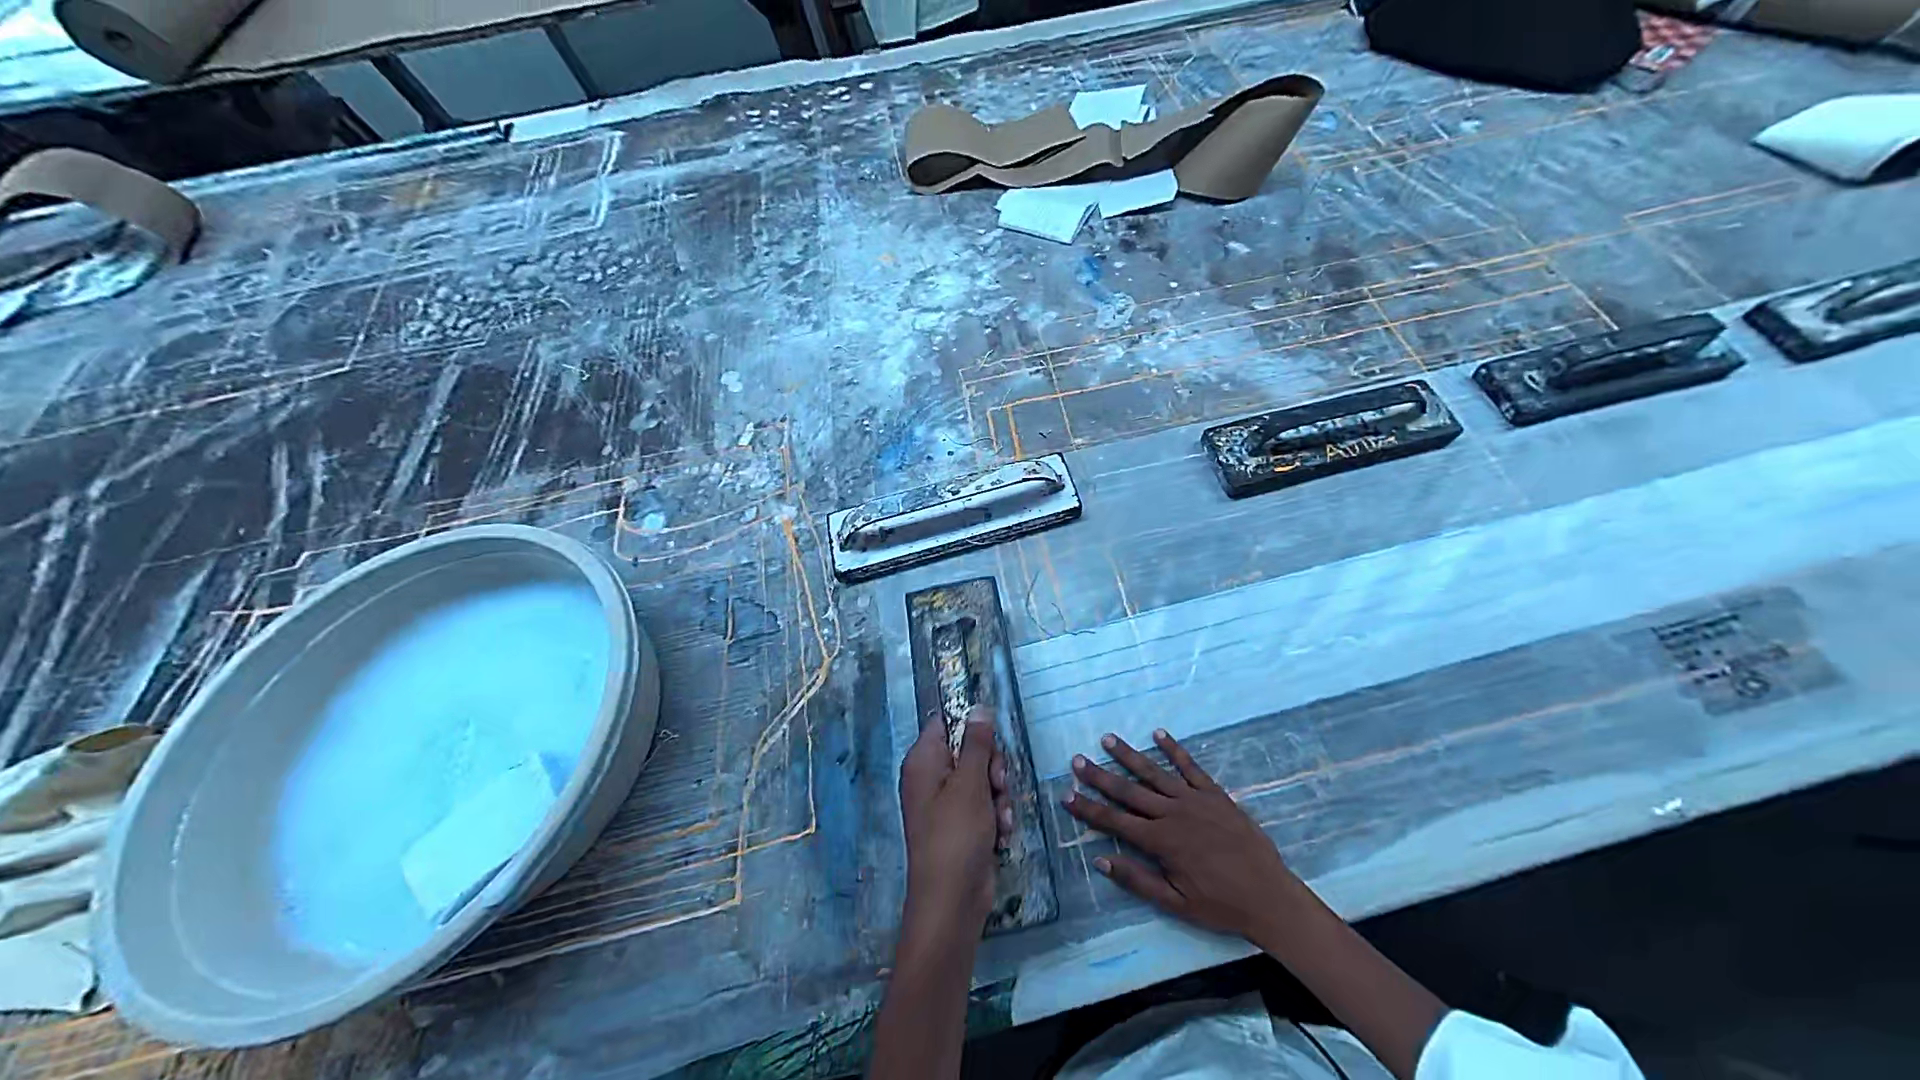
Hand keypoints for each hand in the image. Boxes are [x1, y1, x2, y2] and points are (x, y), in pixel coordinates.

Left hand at [899, 708, 1011, 939]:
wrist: (952, 899)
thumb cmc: (956, 834)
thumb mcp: (970, 783)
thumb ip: (977, 743)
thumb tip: (978, 708)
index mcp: (923, 760)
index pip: (946, 723)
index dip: (971, 728)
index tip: (991, 741)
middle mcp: (931, 777)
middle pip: (969, 750)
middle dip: (991, 767)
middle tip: (997, 784)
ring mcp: (946, 802)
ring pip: (982, 778)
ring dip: (998, 795)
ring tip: (999, 817)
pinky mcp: (961, 823)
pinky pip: (984, 804)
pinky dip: (995, 815)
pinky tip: (1000, 832)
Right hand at [1063, 728, 1298, 939]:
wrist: (1270, 896)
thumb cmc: (1220, 904)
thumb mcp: (1175, 902)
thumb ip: (1137, 880)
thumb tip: (1100, 859)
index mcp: (1160, 841)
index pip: (1114, 821)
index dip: (1088, 808)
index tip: (1066, 795)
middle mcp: (1173, 813)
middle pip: (1128, 791)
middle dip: (1099, 775)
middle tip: (1077, 760)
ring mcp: (1194, 800)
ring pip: (1154, 773)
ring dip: (1129, 755)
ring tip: (1108, 739)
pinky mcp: (1215, 795)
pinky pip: (1191, 767)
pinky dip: (1174, 750)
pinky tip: (1159, 734)